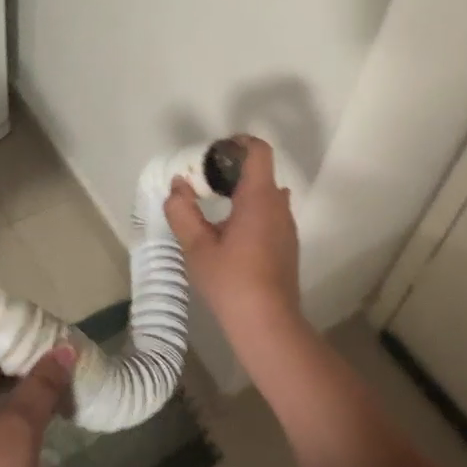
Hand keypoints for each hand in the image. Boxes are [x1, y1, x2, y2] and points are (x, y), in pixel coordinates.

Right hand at [164, 135, 305, 342]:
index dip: (238, 143)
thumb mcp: (197, 246)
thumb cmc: (231, 281)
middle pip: (261, 172)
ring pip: (266, 195)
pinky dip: (251, 212)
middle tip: (204, 183)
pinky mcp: (288, 245)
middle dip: (233, 170)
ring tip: (214, 209)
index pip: (259, 150)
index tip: (214, 153)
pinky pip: (270, 215)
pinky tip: (231, 236)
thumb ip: (183, 211)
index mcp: (259, 197)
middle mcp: (279, 205)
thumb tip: (177, 187)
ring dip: (242, 193)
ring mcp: (287, 226)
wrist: (268, 323)